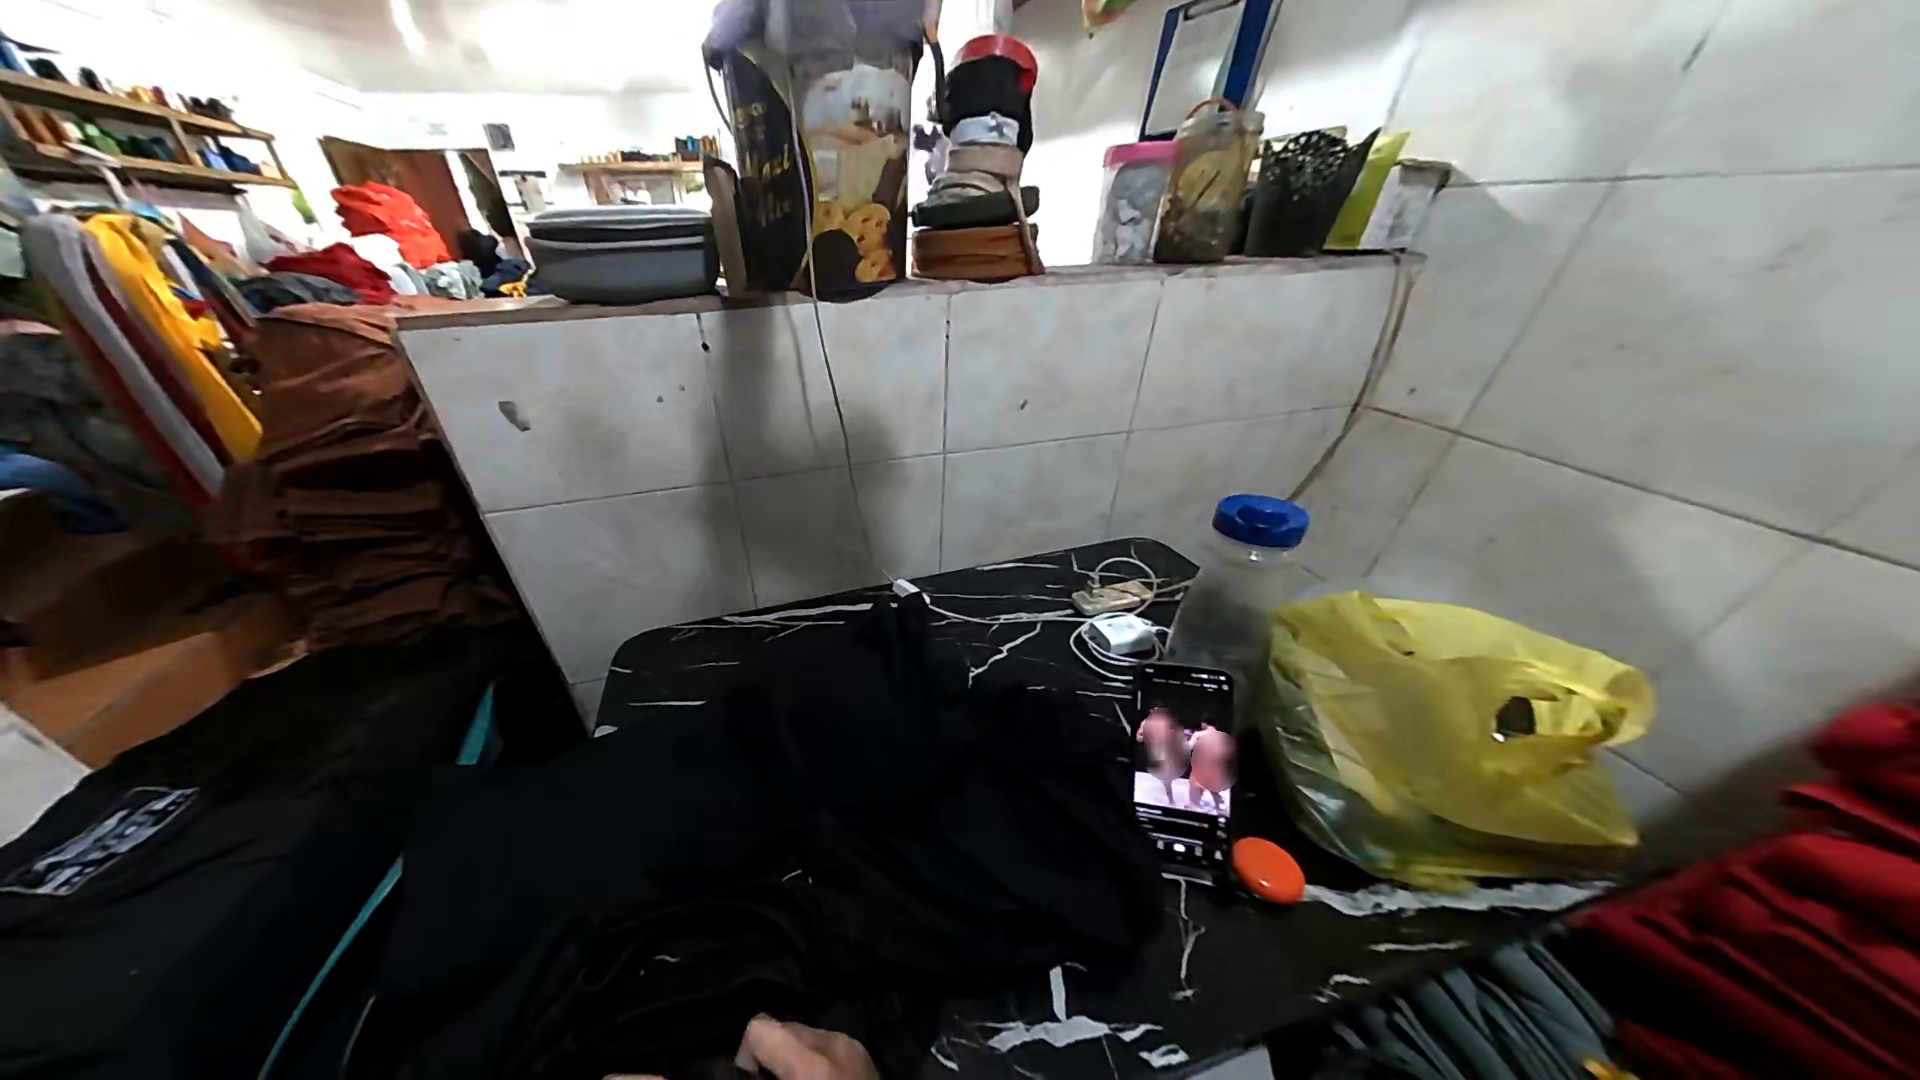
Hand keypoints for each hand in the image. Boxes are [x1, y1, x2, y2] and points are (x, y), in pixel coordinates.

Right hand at [735, 1015, 879, 1079]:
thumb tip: (749, 1076)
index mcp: (807, 1065)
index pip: (761, 1028)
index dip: (746, 1056)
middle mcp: (831, 1043)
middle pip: (784, 1027)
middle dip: (770, 1058)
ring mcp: (852, 1045)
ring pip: (807, 1035)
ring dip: (793, 1060)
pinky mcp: (864, 1054)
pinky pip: (828, 1046)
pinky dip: (816, 1065)